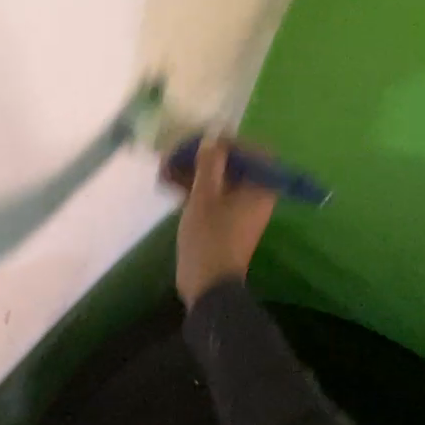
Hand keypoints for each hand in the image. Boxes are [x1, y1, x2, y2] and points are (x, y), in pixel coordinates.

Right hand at [175, 136, 277, 306]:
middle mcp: (254, 195)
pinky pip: (210, 195)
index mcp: (260, 188)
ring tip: (163, 168)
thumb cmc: (211, 237)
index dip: (231, 143)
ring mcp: (237, 209)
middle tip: (176, 152)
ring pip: (217, 179)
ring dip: (192, 171)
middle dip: (202, 156)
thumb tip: (212, 139)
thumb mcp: (205, 195)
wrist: (208, 284)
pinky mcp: (222, 220)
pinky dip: (191, 187)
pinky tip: (166, 183)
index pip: (256, 153)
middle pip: (232, 165)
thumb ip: (209, 163)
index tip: (205, 141)